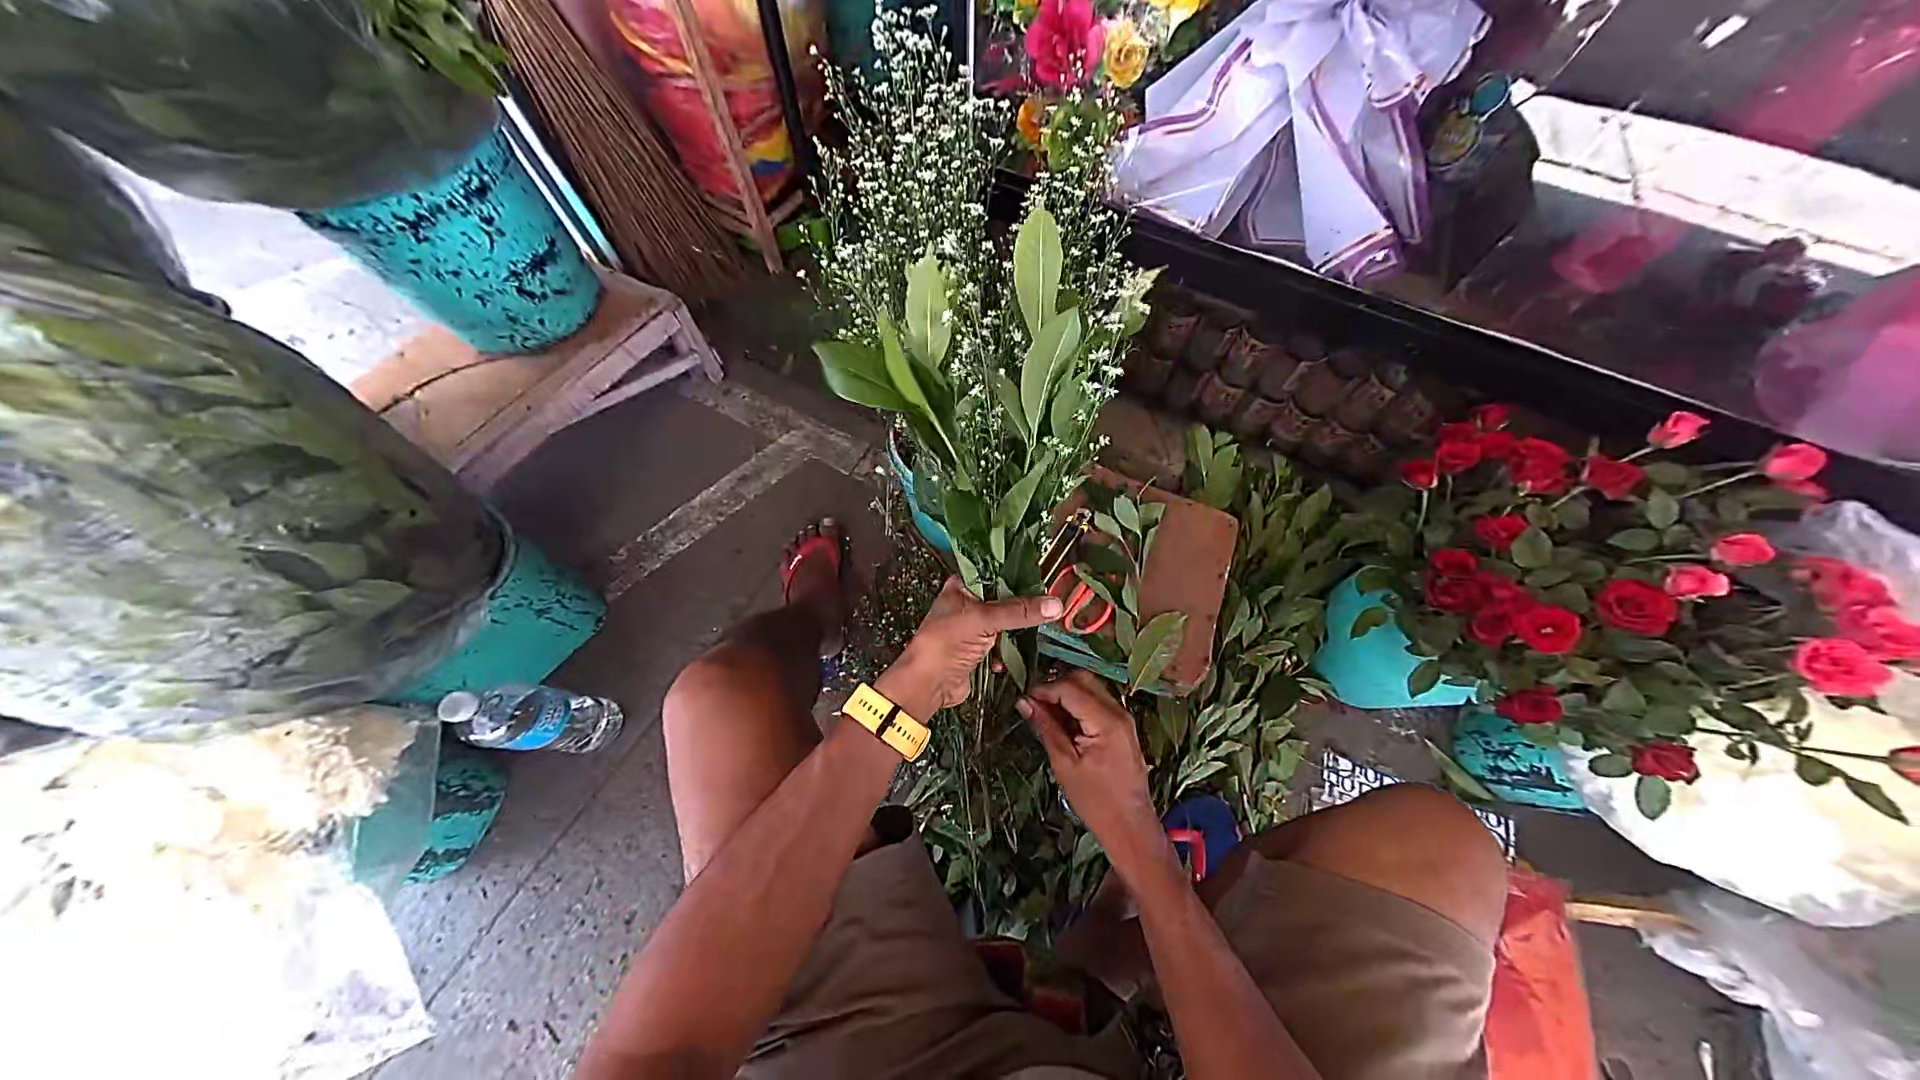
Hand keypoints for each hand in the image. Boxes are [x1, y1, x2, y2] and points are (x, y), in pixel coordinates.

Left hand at [877, 576, 1062, 718]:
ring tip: (1030, 633)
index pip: (995, 573)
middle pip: (1003, 600)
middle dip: (1021, 609)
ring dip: (1014, 633)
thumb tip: (1053, 604)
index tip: (1042, 582)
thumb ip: (1019, 611)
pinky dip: (1006, 652)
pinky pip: (1001, 645)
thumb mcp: (984, 619)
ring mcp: (972, 628)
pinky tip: (1005, 657)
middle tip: (1043, 609)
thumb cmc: (944, 643)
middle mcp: (966, 604)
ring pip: (1004, 624)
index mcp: (961, 587)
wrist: (929, 684)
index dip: (1017, 577)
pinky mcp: (978, 649)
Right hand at [1019, 672, 1165, 875]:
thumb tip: (1025, 702)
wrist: (1130, 825)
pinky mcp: (1122, 725)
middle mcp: (1119, 712)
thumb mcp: (1064, 764)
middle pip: (1083, 679)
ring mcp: (1123, 717)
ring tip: (1046, 714)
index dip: (1044, 689)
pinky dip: (1078, 704)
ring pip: (1090, 687)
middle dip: (1055, 685)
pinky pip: (1097, 702)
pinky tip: (1063, 722)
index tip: (1025, 700)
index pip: (1070, 688)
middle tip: (1034, 704)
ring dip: (1066, 694)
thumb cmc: (1096, 801)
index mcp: (1106, 721)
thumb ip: (1046, 727)